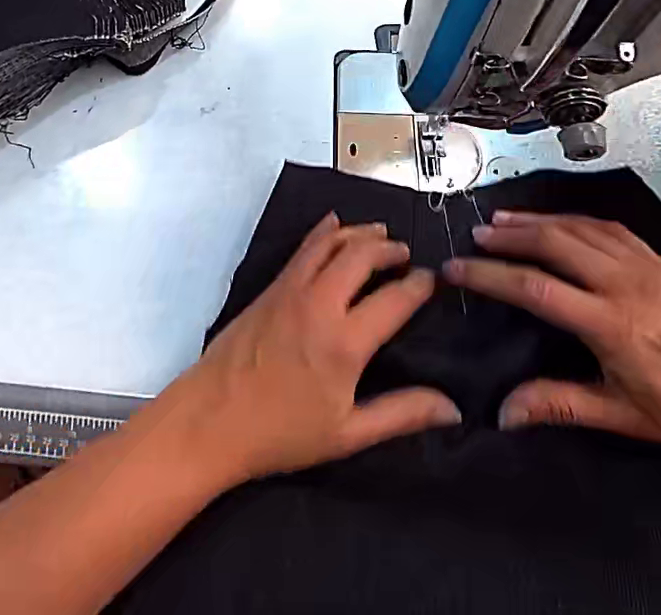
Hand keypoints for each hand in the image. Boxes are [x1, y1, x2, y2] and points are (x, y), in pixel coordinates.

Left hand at [149, 214, 459, 484]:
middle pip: (365, 256)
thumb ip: (401, 414)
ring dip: (362, 233)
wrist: (208, 423)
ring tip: (381, 235)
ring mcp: (292, 290)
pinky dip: (325, 231)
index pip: (396, 298)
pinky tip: (335, 225)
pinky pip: (304, 248)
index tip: (431, 280)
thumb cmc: (279, 434)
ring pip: (334, 243)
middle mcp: (321, 304)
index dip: (420, 285)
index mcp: (345, 343)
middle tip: (405, 255)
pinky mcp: (272, 287)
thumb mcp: (347, 434)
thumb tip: (452, 409)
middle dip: (392, 249)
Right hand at [445, 211, 660, 478]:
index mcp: (611, 323)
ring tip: (506, 220)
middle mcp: (624, 283)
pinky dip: (577, 220)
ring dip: (540, 221)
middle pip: (555, 243)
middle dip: (510, 236)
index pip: (534, 288)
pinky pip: (611, 230)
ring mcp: (647, 267)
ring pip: (581, 229)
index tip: (456, 268)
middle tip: (476, 234)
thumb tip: (505, 413)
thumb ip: (561, 405)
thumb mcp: (627, 417)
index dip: (489, 275)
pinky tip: (564, 223)